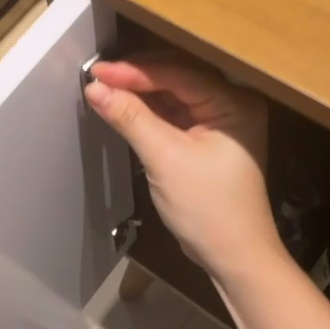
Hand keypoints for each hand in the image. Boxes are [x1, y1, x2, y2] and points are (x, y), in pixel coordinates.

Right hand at [85, 53, 279, 284]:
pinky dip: (148, 112)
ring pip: (172, 95)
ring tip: (103, 88)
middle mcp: (232, 105)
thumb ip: (130, 118)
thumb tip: (95, 87)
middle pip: (177, 78)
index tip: (97, 71)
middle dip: (136, 77)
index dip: (135, 71)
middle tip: (97, 76)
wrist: (234, 257)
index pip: (178, 74)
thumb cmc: (208, 209)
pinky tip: (123, 107)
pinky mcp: (206, 141)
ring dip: (139, 93)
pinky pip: (173, 115)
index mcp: (234, 103)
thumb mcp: (165, 159)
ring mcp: (220, 123)